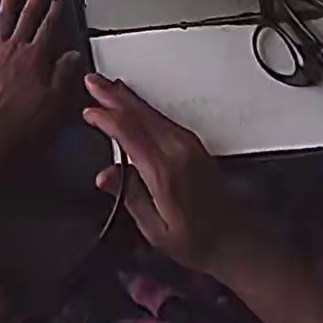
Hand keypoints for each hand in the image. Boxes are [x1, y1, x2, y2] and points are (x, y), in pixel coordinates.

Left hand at [0, 0, 82, 167]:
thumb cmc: (20, 125)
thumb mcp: (54, 103)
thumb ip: (64, 75)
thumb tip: (72, 57)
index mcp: (36, 57)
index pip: (49, 27)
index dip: (55, 11)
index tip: (57, 0)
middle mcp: (16, 49)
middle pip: (27, 16)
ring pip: (4, 18)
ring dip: (9, 1)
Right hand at [81, 74, 258, 278]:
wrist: (233, 239)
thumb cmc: (194, 241)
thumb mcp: (155, 231)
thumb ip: (129, 197)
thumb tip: (104, 175)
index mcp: (164, 172)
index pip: (128, 133)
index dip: (105, 118)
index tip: (88, 112)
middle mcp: (177, 150)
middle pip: (138, 112)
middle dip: (112, 94)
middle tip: (92, 81)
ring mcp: (187, 142)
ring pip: (149, 110)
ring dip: (125, 95)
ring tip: (105, 85)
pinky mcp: (192, 141)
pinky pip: (160, 115)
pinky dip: (140, 105)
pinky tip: (131, 101)